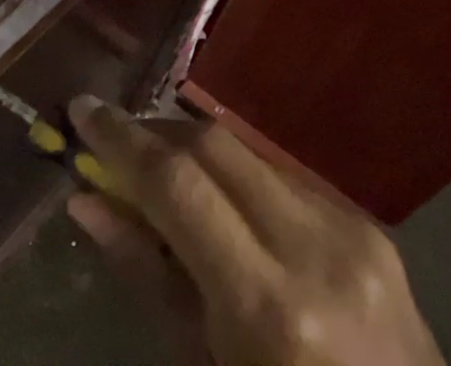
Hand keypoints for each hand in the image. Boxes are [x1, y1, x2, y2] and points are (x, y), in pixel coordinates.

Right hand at [66, 95, 444, 365]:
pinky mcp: (371, 229)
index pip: (176, 183)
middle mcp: (315, 251)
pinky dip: (231, 173)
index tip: (80, 110)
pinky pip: (280, 174)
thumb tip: (85, 199)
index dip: (120, 138)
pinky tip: (213, 199)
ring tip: (154, 169)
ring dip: (189, 147)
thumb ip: (143, 274)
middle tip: (110, 140)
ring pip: (246, 150)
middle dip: (151, 132)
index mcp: (266, 304)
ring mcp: (354, 234)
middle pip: (213, 146)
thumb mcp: (197, 363)